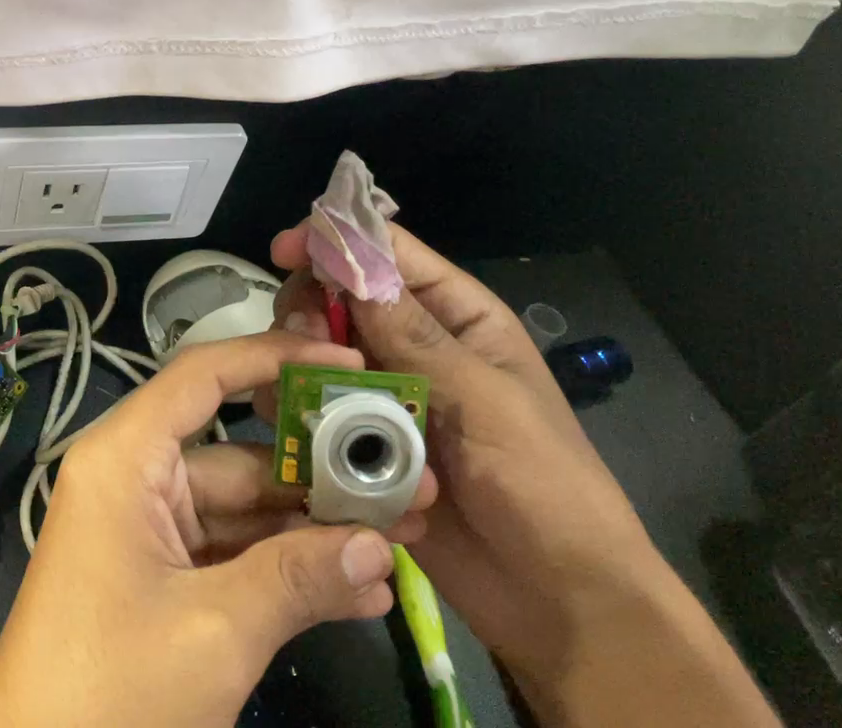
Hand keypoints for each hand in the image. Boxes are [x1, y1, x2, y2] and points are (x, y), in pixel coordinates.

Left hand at [0, 331, 437, 727]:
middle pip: (239, 452)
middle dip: (322, 470)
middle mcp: (136, 481)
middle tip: (409, 477)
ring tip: (407, 534)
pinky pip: (231, 558)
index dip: (274, 360)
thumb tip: (379, 546)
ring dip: (316, 527)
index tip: (349, 365)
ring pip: (244, 511)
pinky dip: (287, 571)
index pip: (203, 378)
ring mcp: (148, 533)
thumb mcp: (215, 631)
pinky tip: (362, 591)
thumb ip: (298, 580)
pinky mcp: (159, 580)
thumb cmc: (112, 684)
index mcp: (126, 460)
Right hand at [269, 223, 778, 726]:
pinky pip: (311, 410)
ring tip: (298, 398)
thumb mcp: (486, 402)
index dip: (336, 241)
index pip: (389, 255)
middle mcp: (413, 347)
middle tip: (301, 345)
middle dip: (309, 312)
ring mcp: (382, 397)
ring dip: (297, 365)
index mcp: (457, 319)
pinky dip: (295, 412)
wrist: (556, 599)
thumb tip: (349, 261)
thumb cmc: (544, 486)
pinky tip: (292, 432)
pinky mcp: (360, 443)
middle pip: (337, 298)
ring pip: (314, 353)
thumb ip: (413, 335)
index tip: (285, 250)